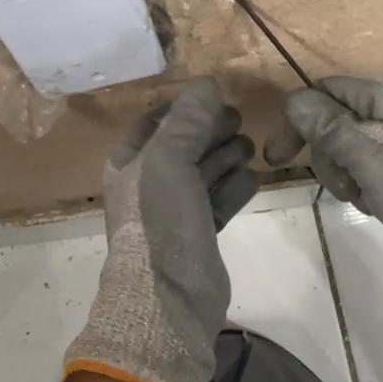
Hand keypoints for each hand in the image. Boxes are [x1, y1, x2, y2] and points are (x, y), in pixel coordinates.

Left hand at [65, 78, 258, 381]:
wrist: (168, 297)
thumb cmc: (159, 221)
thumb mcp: (168, 159)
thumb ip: (188, 120)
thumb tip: (208, 84)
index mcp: (129, 164)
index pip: (155, 122)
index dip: (183, 108)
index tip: (214, 97)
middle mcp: (148, 184)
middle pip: (184, 145)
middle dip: (210, 130)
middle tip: (239, 120)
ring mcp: (175, 211)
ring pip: (204, 172)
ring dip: (225, 156)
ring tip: (248, 146)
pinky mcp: (200, 234)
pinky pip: (220, 200)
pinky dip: (235, 187)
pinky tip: (253, 177)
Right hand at [264, 76, 382, 353]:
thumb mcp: (368, 159)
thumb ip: (327, 126)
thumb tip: (294, 99)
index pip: (328, 92)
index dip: (299, 122)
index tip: (278, 159)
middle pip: (341, 120)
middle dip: (329, 155)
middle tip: (340, 190)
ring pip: (358, 146)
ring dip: (348, 173)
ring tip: (364, 202)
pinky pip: (381, 163)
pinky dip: (369, 182)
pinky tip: (379, 204)